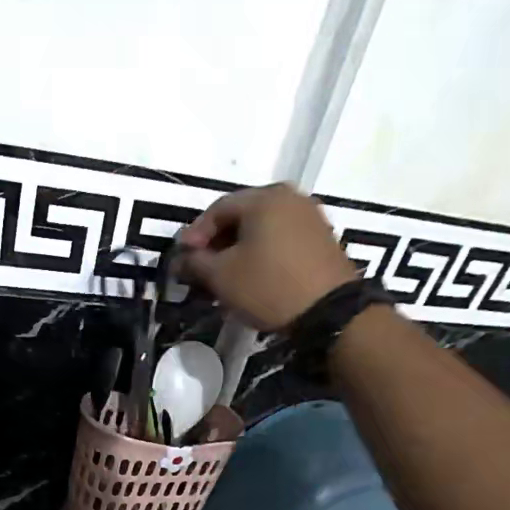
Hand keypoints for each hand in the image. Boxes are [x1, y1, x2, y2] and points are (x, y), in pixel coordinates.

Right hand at [176, 183, 358, 331]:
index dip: (194, 234)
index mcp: (264, 198)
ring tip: (222, 276)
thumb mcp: (221, 276)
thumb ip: (195, 263)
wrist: (329, 311)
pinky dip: (258, 253)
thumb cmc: (267, 286)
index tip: (182, 259)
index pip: (217, 209)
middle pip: (240, 216)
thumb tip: (181, 259)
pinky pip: (279, 238)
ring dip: (236, 250)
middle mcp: (289, 198)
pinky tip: (248, 276)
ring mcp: (309, 216)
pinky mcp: (320, 238)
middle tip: (200, 267)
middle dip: (215, 243)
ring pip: (260, 228)